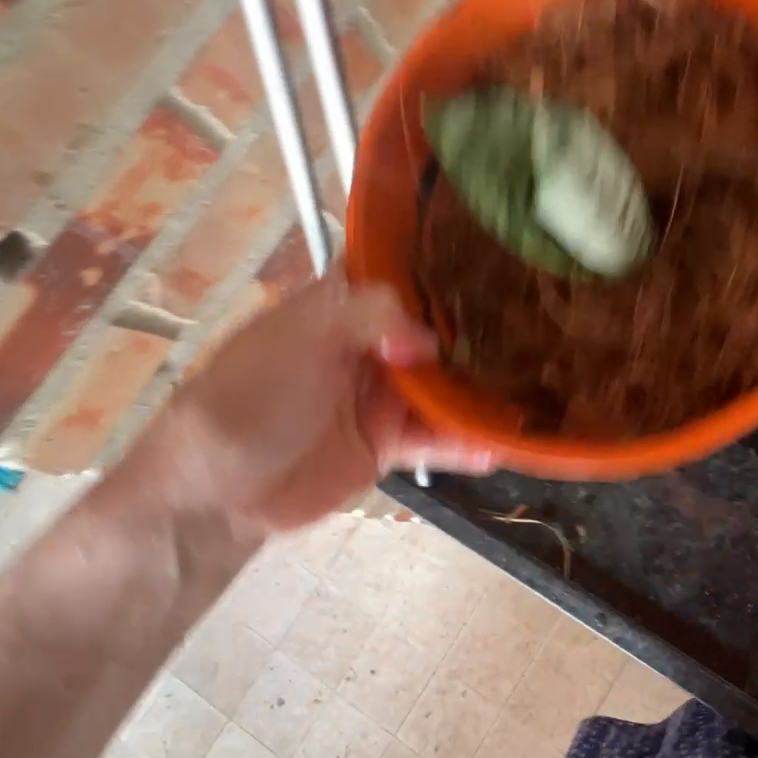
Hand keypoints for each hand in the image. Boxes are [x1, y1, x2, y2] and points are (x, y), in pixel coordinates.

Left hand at [120, 270, 492, 529]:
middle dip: (478, 338)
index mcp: (341, 308)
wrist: (220, 489)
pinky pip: (436, 441)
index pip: (401, 277)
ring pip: (443, 390)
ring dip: (479, 396)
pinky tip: (499, 446)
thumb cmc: (254, 397)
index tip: (498, 267)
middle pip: (436, 336)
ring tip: (529, 395)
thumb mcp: (305, 336)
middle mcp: (368, 347)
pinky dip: (465, 445)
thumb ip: (370, 316)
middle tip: (536, 337)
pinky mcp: (387, 445)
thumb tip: (432, 339)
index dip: (444, 272)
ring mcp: (380, 398)